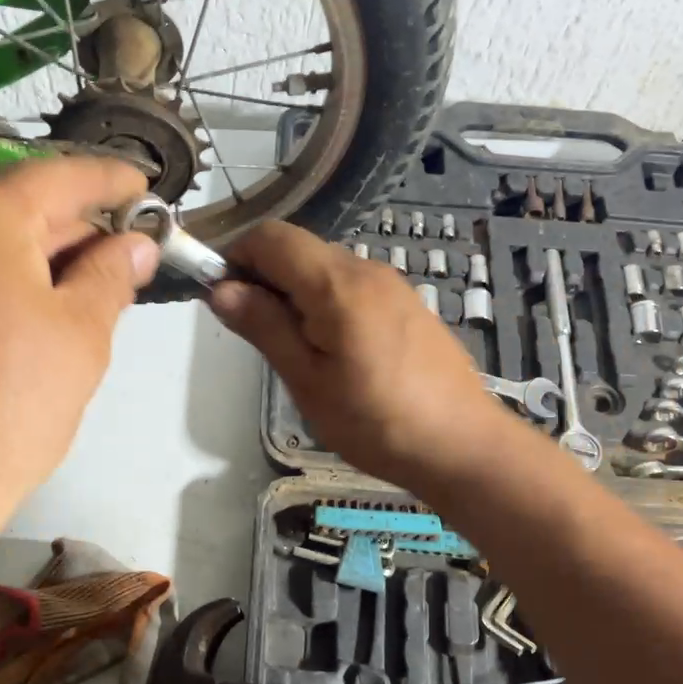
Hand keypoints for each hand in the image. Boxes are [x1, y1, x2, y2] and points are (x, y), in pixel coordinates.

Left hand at [0, 158, 157, 508]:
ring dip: (38, 259)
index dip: (109, 181)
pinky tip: (32, 318)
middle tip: (125, 256)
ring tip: (86, 292)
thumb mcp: (82, 336)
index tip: (146, 189)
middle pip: (17, 208)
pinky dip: (0, 282)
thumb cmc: (12, 406)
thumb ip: (112, 275)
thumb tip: (136, 245)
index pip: (58, 177)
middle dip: (75, 228)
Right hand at [210, 222, 527, 490]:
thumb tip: (221, 288)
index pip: (271, 237)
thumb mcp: (306, 380)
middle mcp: (366, 269)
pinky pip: (353, 290)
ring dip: (296, 296)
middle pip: (299, 250)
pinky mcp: (407, 307)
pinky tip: (334, 356)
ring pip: (325, 270)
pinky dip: (326, 306)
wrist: (461, 446)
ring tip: (296, 354)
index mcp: (336, 283)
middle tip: (257, 336)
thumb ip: (264, 327)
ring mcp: (392, 286)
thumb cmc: (375, 421)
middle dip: (265, 279)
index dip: (237, 258)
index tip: (223, 300)